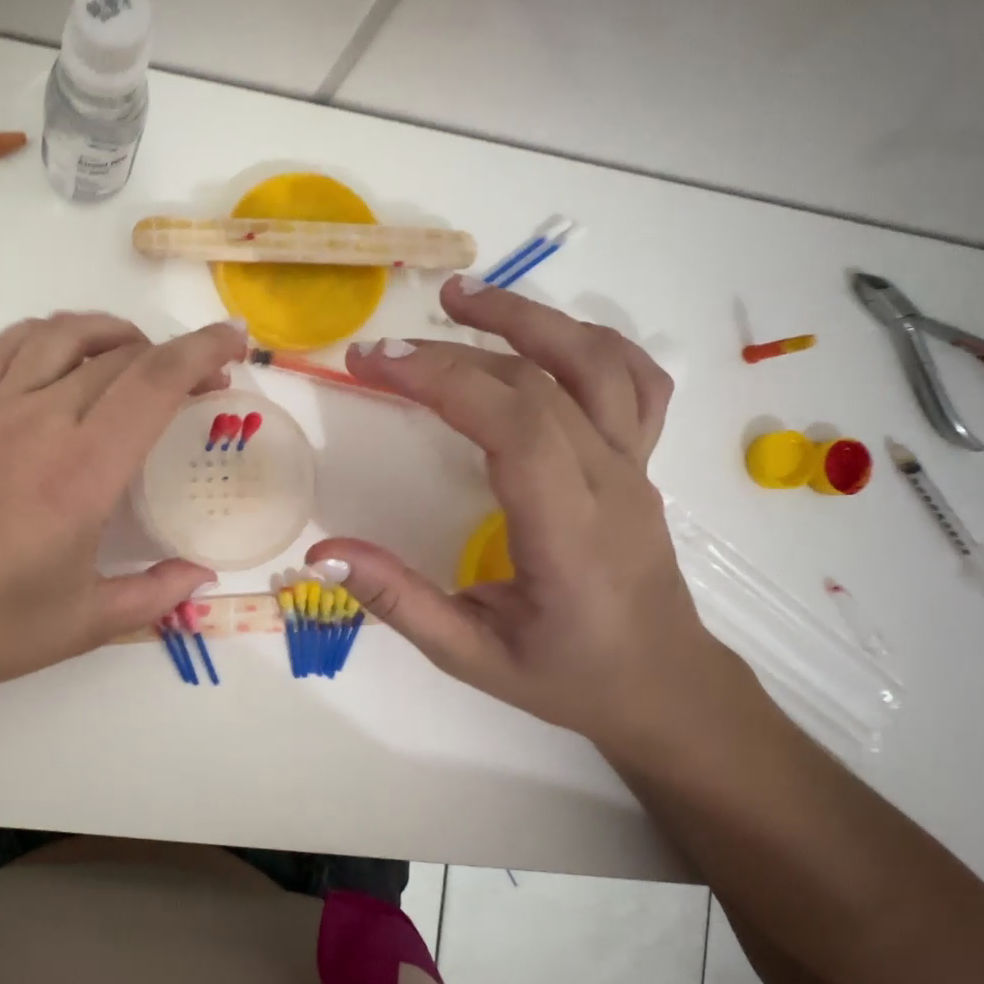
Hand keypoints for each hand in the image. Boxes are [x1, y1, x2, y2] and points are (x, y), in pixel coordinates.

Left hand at [0, 313, 244, 726]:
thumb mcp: (79, 624)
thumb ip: (153, 593)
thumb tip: (200, 574)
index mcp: (79, 475)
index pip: (153, 382)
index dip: (203, 351)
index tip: (236, 344)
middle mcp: (38, 425)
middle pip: (118, 357)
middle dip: (173, 357)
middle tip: (204, 387)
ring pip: (60, 336)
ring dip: (112, 333)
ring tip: (142, 360)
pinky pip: (5, 352)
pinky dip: (45, 336)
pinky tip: (63, 356)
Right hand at [308, 277, 732, 743]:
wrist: (662, 688)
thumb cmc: (565, 676)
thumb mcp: (469, 656)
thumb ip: (397, 602)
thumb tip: (321, 555)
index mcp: (568, 529)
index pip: (514, 424)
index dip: (442, 380)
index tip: (372, 363)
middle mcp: (610, 483)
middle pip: (540, 382)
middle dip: (451, 352)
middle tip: (377, 349)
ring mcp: (634, 465)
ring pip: (597, 362)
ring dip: (527, 318)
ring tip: (461, 296)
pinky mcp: (638, 462)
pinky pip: (632, 380)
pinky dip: (586, 341)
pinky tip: (541, 333)